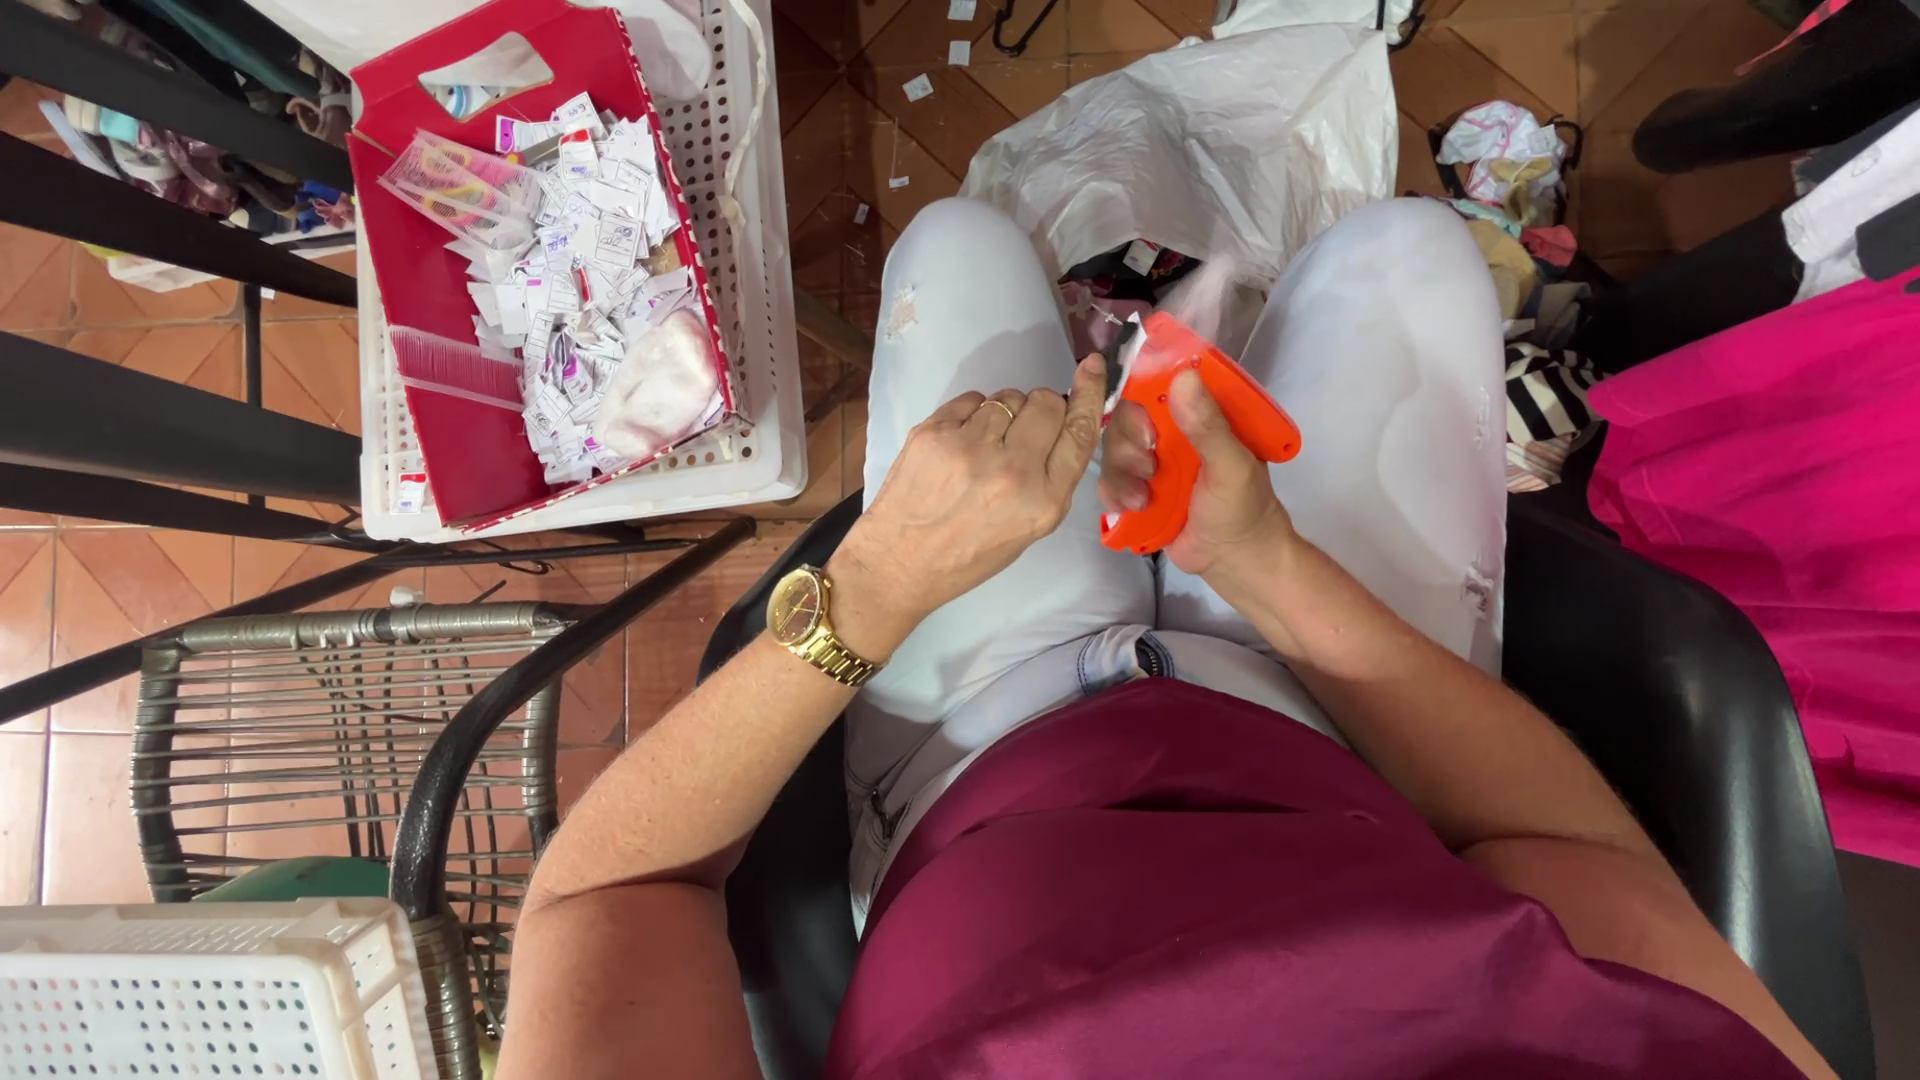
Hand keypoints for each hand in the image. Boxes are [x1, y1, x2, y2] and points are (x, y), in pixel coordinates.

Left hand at [826, 354, 1108, 657]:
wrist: (899, 562)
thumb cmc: (969, 555)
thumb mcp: (1028, 530)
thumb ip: (1051, 479)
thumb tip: (1063, 426)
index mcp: (1043, 502)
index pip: (1079, 432)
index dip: (1089, 394)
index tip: (1092, 367)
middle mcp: (1012, 470)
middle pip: (1045, 403)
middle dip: (1040, 410)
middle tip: (1020, 435)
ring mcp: (971, 447)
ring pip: (1007, 397)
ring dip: (1004, 414)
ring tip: (983, 447)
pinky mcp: (934, 431)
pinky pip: (972, 399)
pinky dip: (972, 415)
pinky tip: (959, 444)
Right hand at [1097, 368, 1296, 579]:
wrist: (1230, 560)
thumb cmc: (1242, 508)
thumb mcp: (1230, 466)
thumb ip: (1207, 426)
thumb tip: (1182, 378)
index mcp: (1196, 415)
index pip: (1158, 385)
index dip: (1139, 395)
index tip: (1144, 426)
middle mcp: (1169, 431)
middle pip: (1125, 418)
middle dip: (1128, 444)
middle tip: (1149, 468)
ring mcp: (1149, 461)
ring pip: (1111, 450)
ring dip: (1122, 475)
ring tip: (1144, 499)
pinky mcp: (1134, 489)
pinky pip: (1107, 480)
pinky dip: (1114, 494)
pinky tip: (1133, 508)